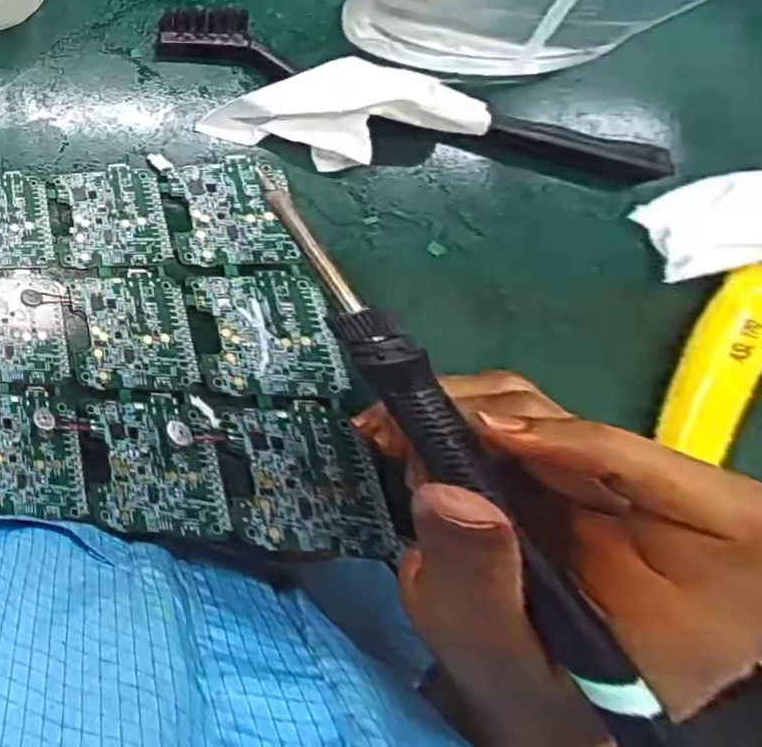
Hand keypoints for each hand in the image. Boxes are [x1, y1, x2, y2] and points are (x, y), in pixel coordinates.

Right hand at [359, 372, 761, 735]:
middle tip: (399, 429)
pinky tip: (397, 435)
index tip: (488, 435)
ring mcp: (598, 487)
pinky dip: (439, 416)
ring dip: (449, 409)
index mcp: (703, 573)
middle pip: (581, 429)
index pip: (680, 486)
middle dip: (480, 417)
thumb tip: (448, 489)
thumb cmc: (521, 675)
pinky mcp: (543, 471)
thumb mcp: (486, 635)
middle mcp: (660, 515)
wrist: (518, 684)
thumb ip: (474, 569)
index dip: (586, 445)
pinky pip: (494, 419)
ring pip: (531, 410)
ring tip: (388, 433)